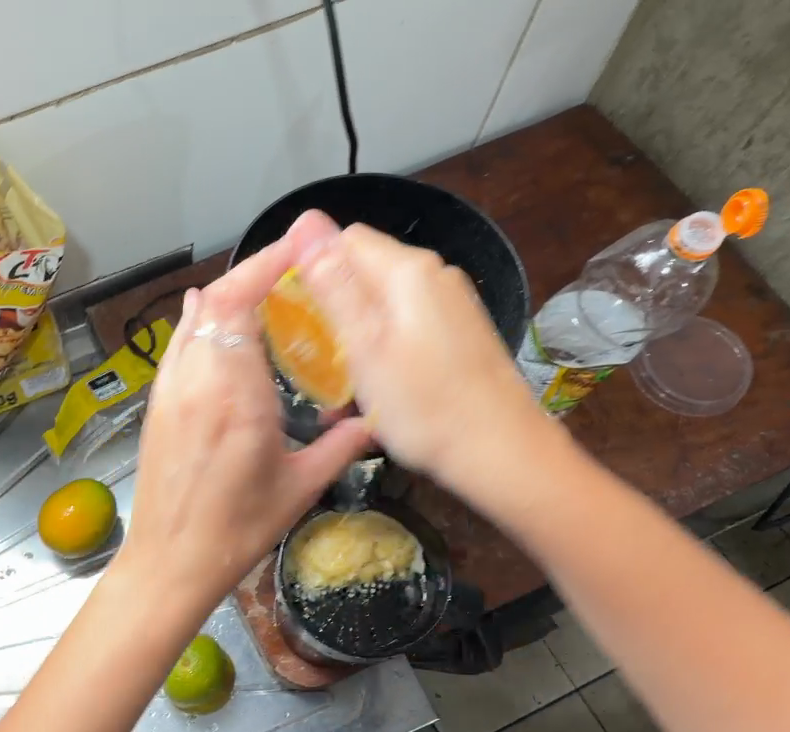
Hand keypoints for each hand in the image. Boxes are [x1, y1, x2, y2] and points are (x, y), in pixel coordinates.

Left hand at [119, 234, 373, 606]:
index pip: (238, 302)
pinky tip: (210, 316)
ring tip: (261, 292)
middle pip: (214, 300)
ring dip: (224, 296)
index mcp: (235, 396)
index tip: (297, 248)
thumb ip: (341, 447)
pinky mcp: (157, 406)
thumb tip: (373, 422)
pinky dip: (197, 322)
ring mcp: (170, 392)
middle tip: (289, 270)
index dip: (265, 264)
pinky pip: (178, 346)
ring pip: (191, 320)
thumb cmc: (235, 531)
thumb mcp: (299, 488)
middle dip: (251, 273)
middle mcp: (195, 382)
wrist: (170, 562)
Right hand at [283, 211, 572, 515]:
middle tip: (307, 356)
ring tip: (336, 382)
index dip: (309, 268)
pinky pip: (402, 328)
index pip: (343, 239)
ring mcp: (450, 305)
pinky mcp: (457, 335)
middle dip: (329, 307)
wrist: (502, 453)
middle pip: (362, 271)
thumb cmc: (426, 406)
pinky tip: (372, 389)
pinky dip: (379, 351)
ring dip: (351, 336)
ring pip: (381, 303)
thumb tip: (304, 221)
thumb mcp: (366, 347)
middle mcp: (433, 277)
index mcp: (408, 271)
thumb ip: (333, 284)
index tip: (287, 313)